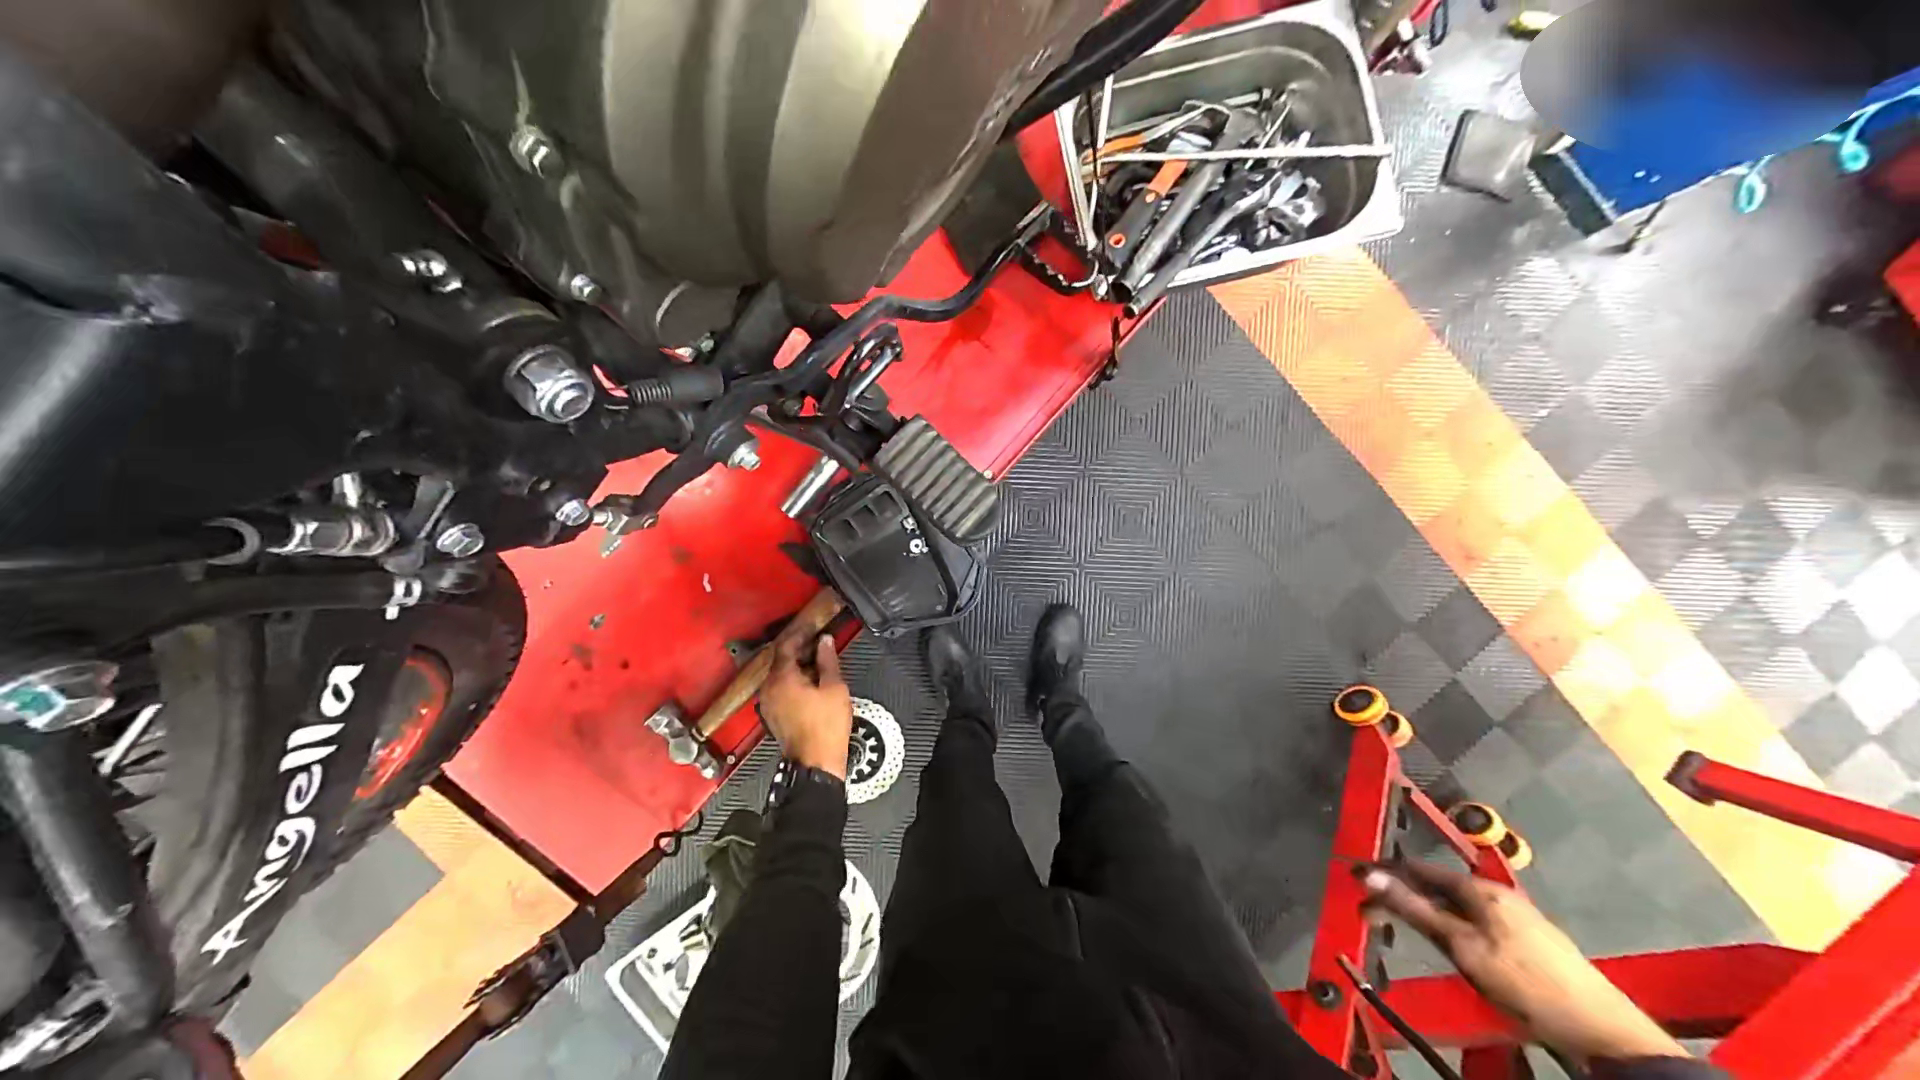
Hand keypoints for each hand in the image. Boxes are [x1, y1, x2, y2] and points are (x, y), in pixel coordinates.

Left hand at [759, 634, 852, 778]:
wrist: (816, 763)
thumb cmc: (826, 726)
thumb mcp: (834, 687)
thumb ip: (827, 660)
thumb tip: (824, 641)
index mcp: (782, 678)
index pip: (786, 645)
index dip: (801, 633)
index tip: (814, 626)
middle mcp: (768, 688)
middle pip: (780, 659)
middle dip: (799, 649)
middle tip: (819, 642)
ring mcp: (768, 703)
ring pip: (779, 675)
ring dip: (796, 665)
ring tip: (818, 662)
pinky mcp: (772, 715)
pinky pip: (779, 689)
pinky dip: (792, 681)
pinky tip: (810, 683)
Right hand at [1363, 862, 1685, 1063]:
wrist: (1602, 1030)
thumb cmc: (1523, 981)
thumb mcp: (1459, 946)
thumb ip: (1413, 909)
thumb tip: (1369, 875)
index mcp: (1478, 889)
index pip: (1418, 868)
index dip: (1385, 873)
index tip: (1355, 881)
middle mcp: (1496, 893)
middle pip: (1437, 886)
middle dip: (1402, 895)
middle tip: (1371, 914)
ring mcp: (1517, 916)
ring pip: (1457, 904)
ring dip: (1425, 911)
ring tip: (1405, 928)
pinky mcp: (1531, 940)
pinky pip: (1476, 920)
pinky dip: (1450, 923)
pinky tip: (1450, 942)